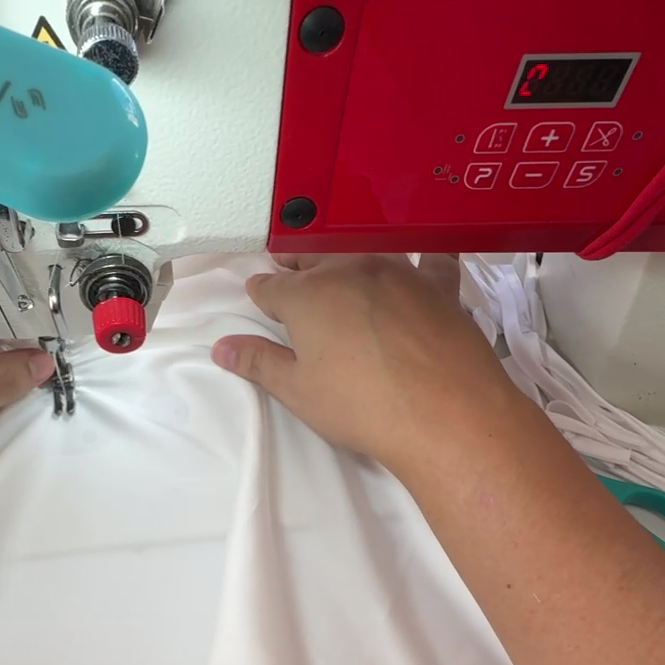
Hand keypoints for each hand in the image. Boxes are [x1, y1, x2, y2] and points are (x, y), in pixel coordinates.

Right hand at [210, 254, 531, 472]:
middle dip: (297, 264)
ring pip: (365, 251)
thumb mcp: (298, 391)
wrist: (444, 413)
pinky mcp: (440, 286)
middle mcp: (350, 270)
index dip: (260, 292)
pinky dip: (422, 257)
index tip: (257, 296)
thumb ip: (257, 363)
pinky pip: (431, 259)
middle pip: (314, 257)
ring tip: (342, 264)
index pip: (271, 287)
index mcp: (307, 296)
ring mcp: (400, 272)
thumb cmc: (360, 406)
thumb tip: (220, 347)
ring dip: (347, 255)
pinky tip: (425, 260)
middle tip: (290, 270)